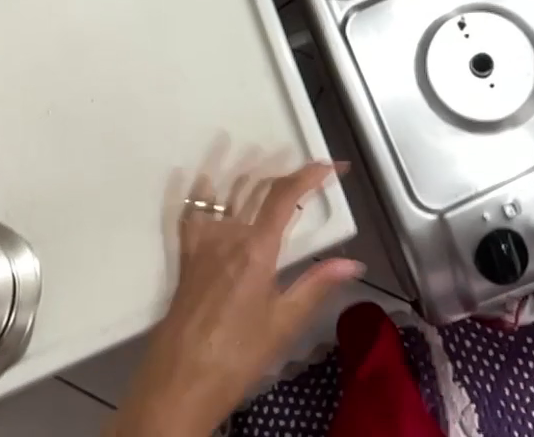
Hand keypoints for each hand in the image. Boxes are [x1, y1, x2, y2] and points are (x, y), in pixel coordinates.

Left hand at [109, 160, 363, 436]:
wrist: (179, 384)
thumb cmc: (236, 356)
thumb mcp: (284, 324)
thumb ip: (317, 285)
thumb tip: (353, 263)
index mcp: (257, 249)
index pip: (285, 196)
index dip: (310, 174)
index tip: (332, 166)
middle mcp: (228, 237)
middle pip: (256, 189)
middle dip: (282, 169)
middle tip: (304, 163)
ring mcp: (203, 245)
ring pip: (223, 193)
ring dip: (241, 168)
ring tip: (255, 149)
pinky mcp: (186, 259)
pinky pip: (190, 214)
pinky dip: (196, 192)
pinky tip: (199, 178)